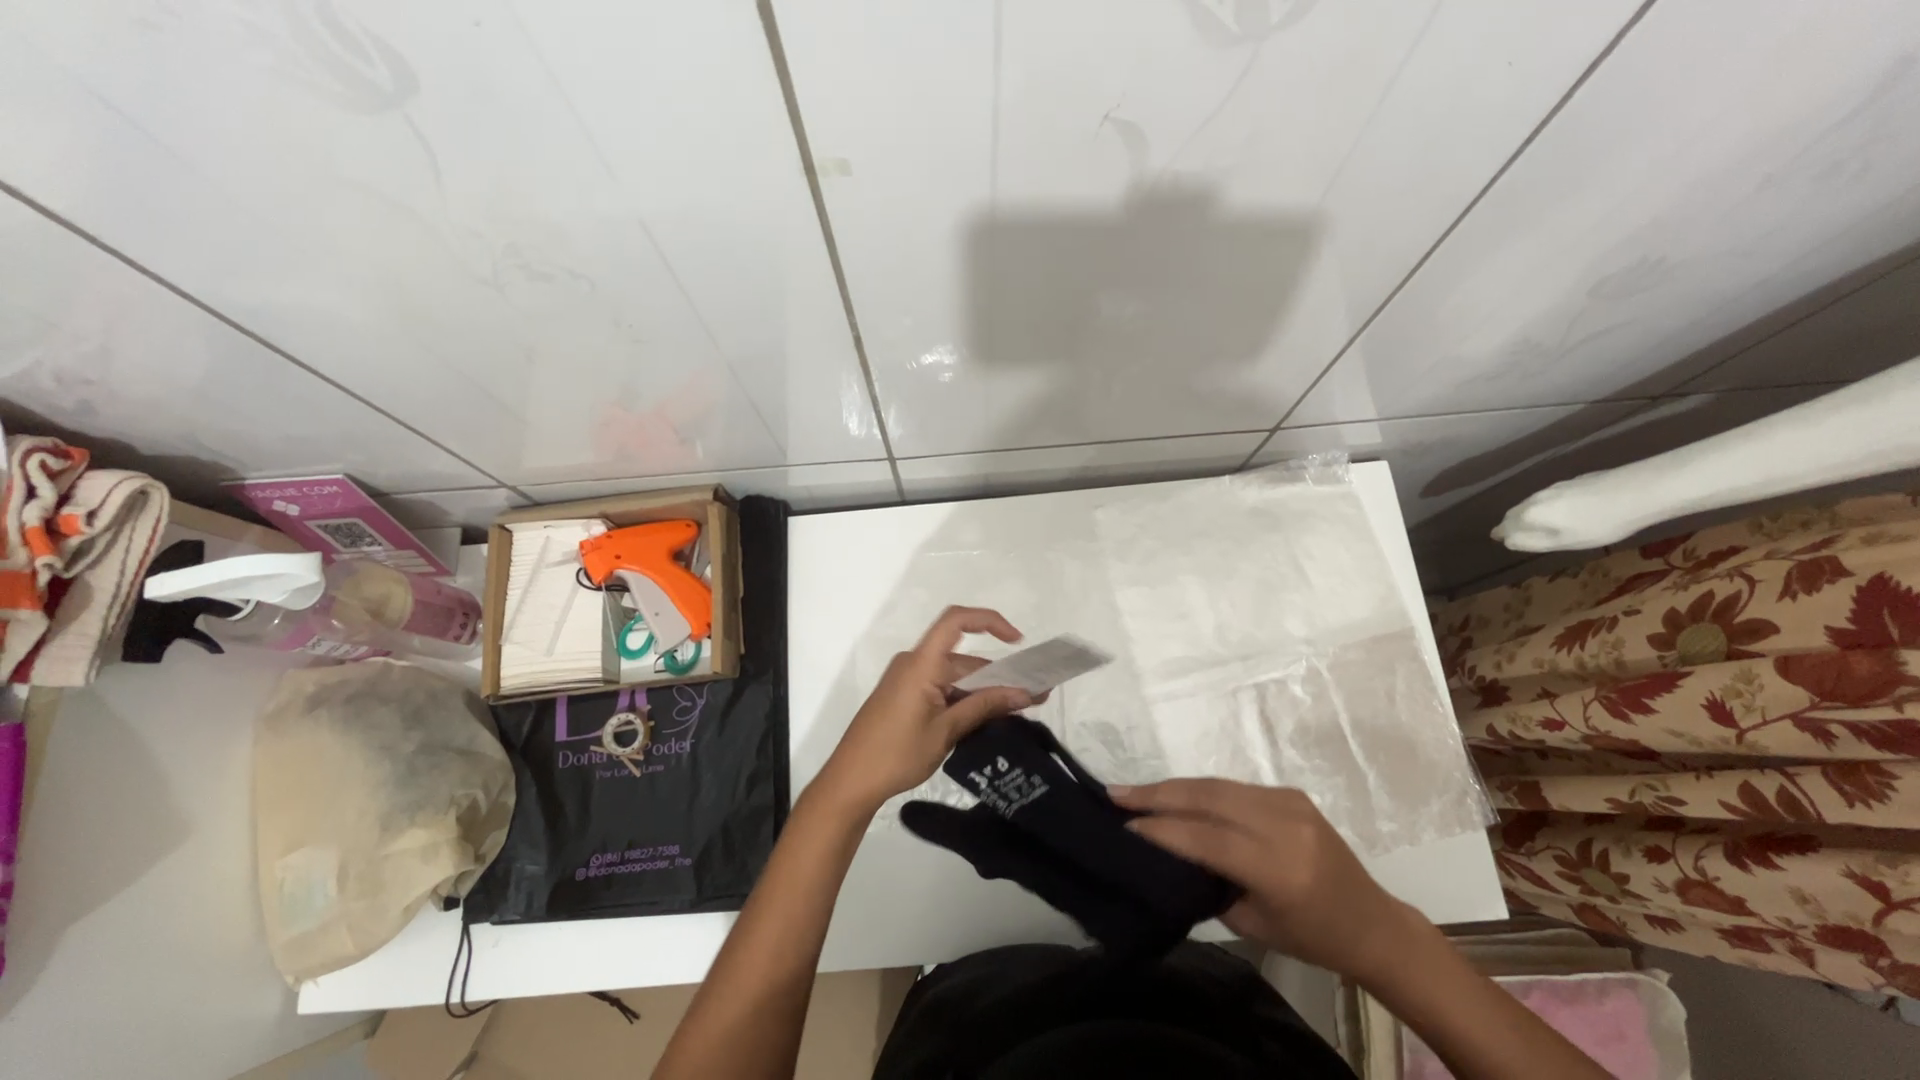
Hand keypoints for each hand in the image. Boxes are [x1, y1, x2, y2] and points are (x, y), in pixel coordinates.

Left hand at [813, 606, 1037, 816]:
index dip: (989, 621)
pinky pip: (941, 688)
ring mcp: (907, 681)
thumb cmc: (896, 754)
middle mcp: (914, 664)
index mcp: (921, 664)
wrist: (850, 781)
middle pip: (962, 657)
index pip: (955, 621)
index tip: (1017, 641)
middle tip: (1034, 696)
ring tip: (1018, 711)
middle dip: (998, 673)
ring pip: (954, 675)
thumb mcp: (946, 731)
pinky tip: (988, 718)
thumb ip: (984, 707)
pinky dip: (964, 698)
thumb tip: (1025, 693)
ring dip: (983, 690)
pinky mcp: (904, 697)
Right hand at [1112, 779, 1422, 982]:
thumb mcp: (1251, 920)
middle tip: (1115, 794)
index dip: (1161, 829)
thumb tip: (1165, 852)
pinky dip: (1200, 790)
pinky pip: (1234, 787)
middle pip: (1208, 797)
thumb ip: (1209, 882)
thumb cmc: (1310, 937)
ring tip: (1134, 792)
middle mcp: (1286, 825)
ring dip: (1173, 787)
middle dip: (1157, 794)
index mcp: (1279, 867)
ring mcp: (1291, 803)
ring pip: (1217, 785)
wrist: (1371, 922)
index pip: (1206, 837)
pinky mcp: (1292, 794)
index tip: (1122, 826)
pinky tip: (1174, 796)